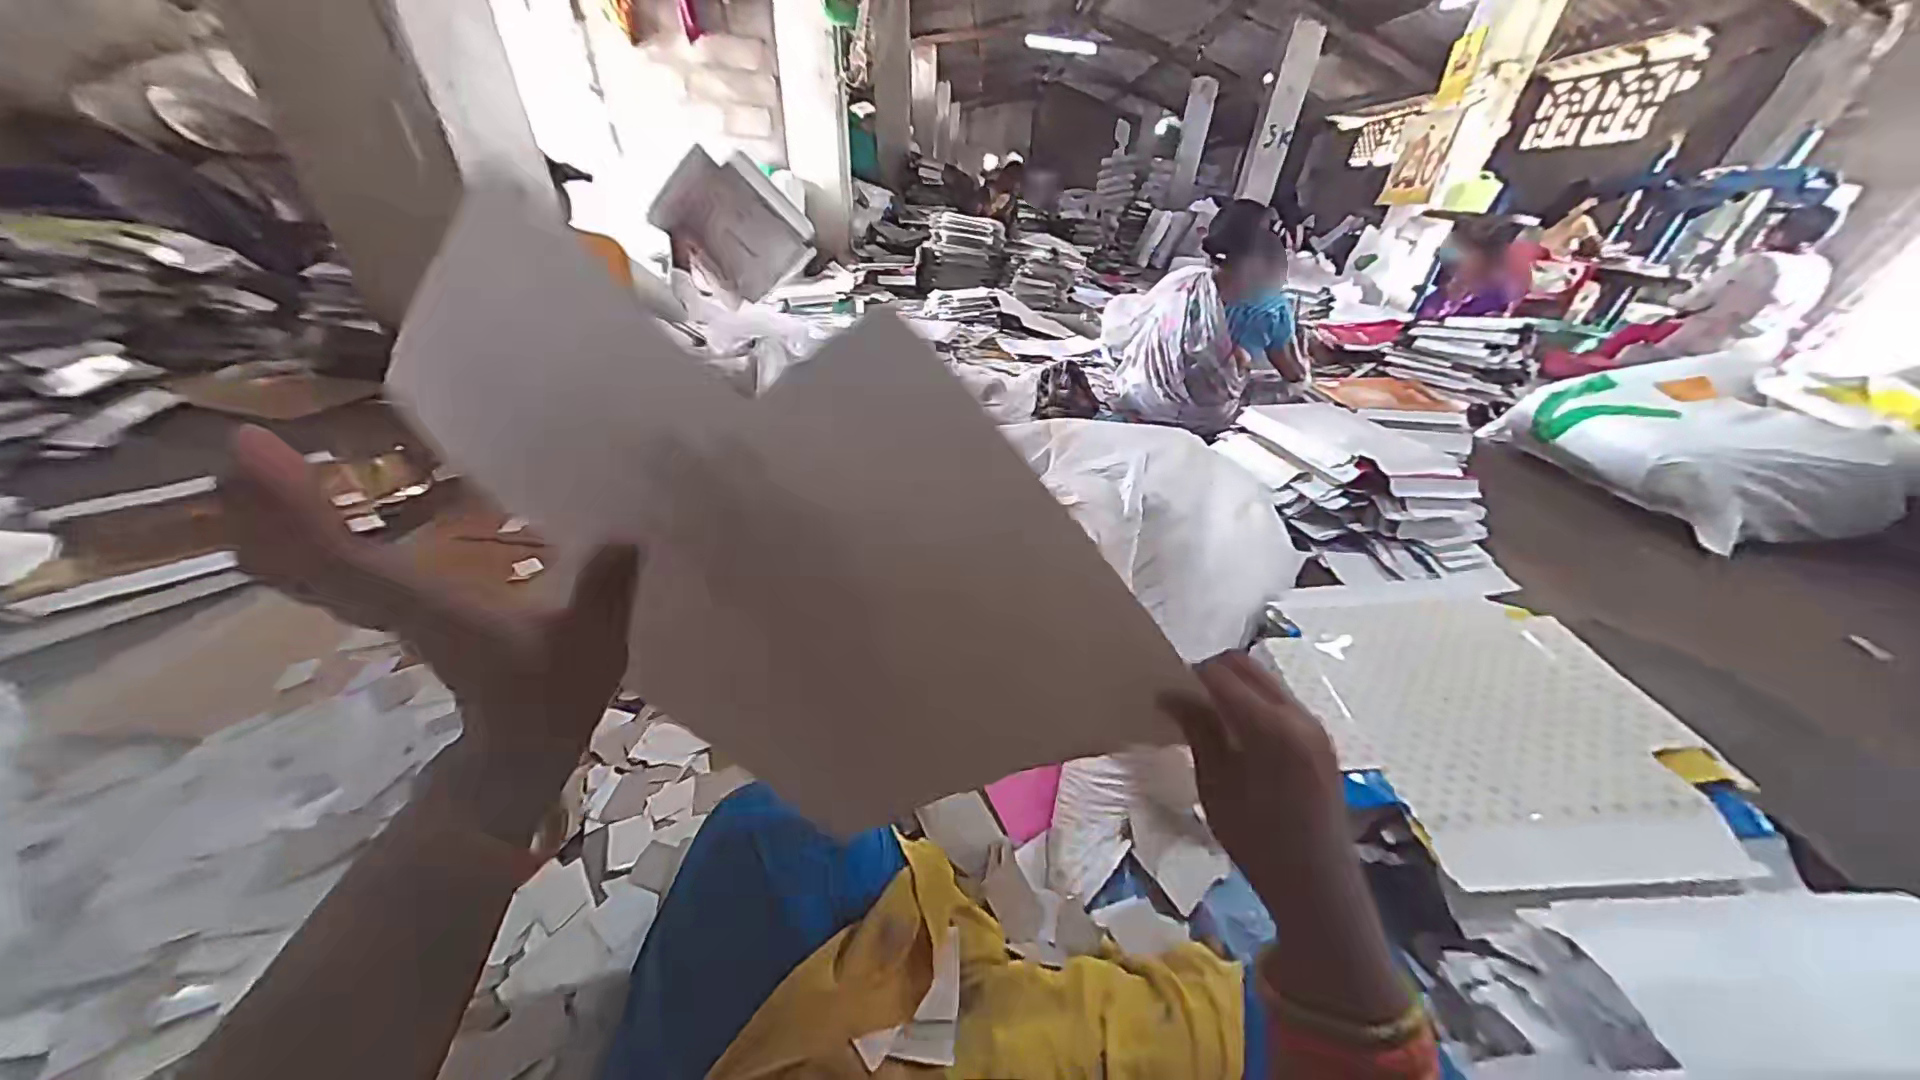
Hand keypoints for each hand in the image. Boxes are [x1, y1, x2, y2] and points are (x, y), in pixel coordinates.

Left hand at [222, 425, 642, 839]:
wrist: (518, 750)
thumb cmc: (554, 697)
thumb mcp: (594, 642)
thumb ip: (608, 590)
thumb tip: (628, 535)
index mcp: (433, 609)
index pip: (341, 559)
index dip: (293, 508)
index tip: (256, 450)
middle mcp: (390, 608)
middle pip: (294, 559)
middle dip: (261, 503)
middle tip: (252, 446)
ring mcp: (382, 614)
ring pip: (296, 568)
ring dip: (270, 520)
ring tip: (268, 467)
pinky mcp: (390, 615)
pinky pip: (321, 573)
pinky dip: (300, 540)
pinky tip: (310, 514)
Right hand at [1159, 651, 1344, 897]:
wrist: (1319, 887)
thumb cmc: (1257, 843)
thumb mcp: (1214, 786)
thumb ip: (1198, 731)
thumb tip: (1170, 694)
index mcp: (1270, 728)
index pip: (1220, 674)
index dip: (1188, 673)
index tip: (1164, 685)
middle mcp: (1298, 716)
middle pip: (1246, 666)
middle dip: (1210, 670)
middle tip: (1181, 693)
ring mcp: (1314, 726)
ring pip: (1264, 679)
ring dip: (1232, 684)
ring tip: (1204, 710)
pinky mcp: (1320, 739)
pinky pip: (1279, 700)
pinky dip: (1252, 700)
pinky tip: (1233, 728)